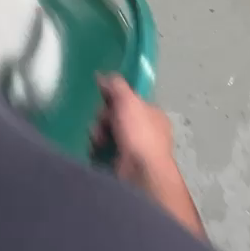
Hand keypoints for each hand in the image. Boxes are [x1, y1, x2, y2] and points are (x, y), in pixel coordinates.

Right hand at [93, 74, 205, 240]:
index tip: (104, 99)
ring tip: (99, 140)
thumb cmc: (139, 133)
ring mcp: (134, 150)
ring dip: (98, 133)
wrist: (141, 174)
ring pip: (106, 132)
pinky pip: (103, 150)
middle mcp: (145, 132)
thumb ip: (116, 84)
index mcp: (152, 114)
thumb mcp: (128, 99)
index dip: (115, 98)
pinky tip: (98, 150)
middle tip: (103, 122)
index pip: (129, 100)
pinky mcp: (121, 165)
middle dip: (103, 117)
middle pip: (115, 115)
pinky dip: (97, 149)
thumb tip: (102, 76)